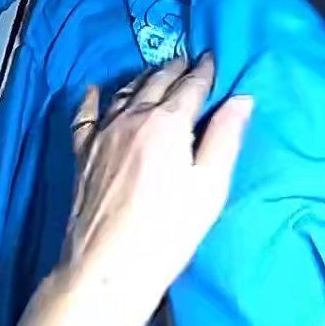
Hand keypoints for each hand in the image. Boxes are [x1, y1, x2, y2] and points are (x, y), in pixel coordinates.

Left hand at [12, 55, 252, 325]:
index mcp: (168, 123)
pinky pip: (85, 115)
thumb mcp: (210, 187)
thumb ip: (226, 137)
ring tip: (154, 72)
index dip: (204, 71)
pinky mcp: (82, 151)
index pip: (191, 86)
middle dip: (175, 68)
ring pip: (125, 91)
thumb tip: (242, 98)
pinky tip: (94, 89)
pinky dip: (92, 98)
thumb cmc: (168, 231)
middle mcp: (133, 117)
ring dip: (143, 78)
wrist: (108, 267)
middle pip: (157, 81)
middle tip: (187, 60)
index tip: (212, 57)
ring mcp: (103, 133)